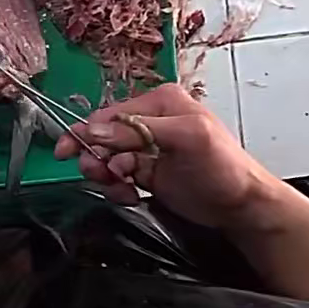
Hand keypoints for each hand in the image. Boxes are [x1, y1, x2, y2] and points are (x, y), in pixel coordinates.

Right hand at [53, 83, 285, 229]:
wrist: (241, 205)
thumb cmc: (221, 164)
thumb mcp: (186, 137)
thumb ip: (139, 131)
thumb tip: (94, 131)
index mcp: (160, 103)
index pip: (112, 114)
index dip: (87, 132)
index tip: (67, 152)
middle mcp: (150, 121)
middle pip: (104, 136)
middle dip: (96, 156)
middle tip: (97, 174)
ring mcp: (147, 148)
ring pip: (107, 158)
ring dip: (106, 174)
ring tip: (121, 188)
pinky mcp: (146, 172)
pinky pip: (117, 176)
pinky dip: (117, 187)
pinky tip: (131, 195)